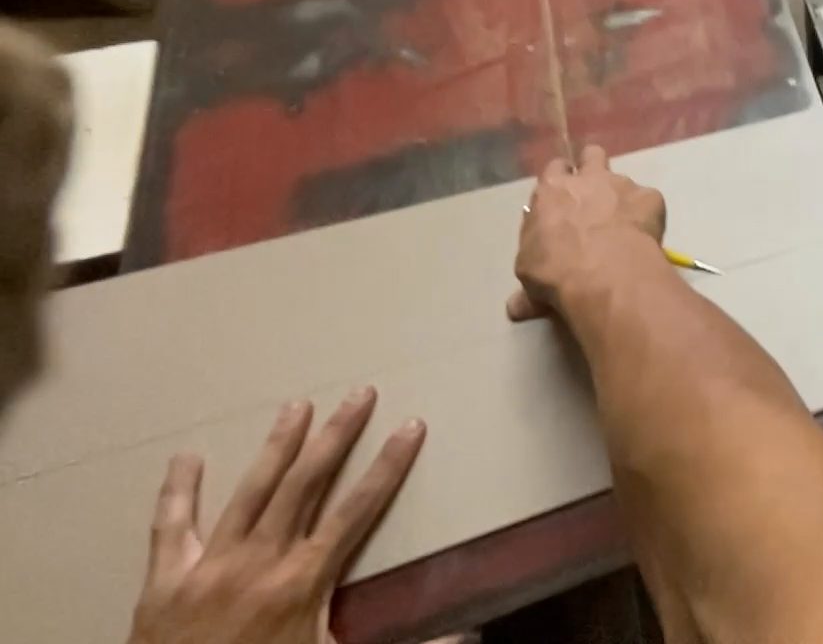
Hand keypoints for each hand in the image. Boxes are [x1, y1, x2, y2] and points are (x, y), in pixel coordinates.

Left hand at [128, 389, 425, 643]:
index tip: (411, 427)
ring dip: (278, 446)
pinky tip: (187, 457)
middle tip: (361, 393)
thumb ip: (401, 642)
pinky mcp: (162, 583)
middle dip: (337, 435)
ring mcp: (208, 567)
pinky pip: (169, 529)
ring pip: (250, 492)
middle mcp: (259, 562)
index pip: (358, 508)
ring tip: (298, 406)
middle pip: (305, 484)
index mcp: (303, 580)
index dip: (389, 465)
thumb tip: (470, 635)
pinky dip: (178, 492)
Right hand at [511, 145, 668, 322]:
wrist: (606, 273)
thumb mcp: (529, 273)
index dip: (561, 180)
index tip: (564, 197)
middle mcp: (588, 179)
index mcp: (552, 190)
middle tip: (597, 191)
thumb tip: (518, 305)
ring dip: (622, 197)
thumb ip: (529, 279)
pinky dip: (647, 215)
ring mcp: (623, 184)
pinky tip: (645, 235)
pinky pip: (649, 202)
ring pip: (623, 179)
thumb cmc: (556, 271)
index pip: (554, 170)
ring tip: (625, 224)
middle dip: (594, 166)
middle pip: (592, 156)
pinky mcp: (651, 197)